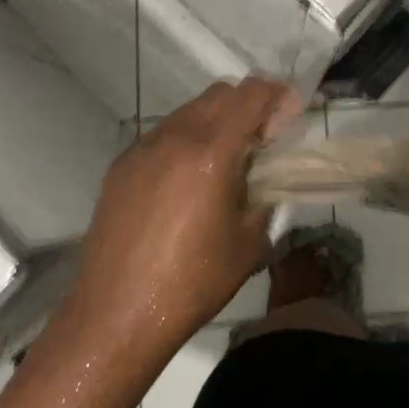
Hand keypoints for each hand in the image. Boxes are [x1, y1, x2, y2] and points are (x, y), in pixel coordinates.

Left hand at [70, 78, 299, 346]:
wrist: (118, 312)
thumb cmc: (192, 282)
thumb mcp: (248, 244)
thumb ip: (262, 199)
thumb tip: (262, 183)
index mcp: (211, 152)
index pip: (250, 94)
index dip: (277, 96)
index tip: (289, 116)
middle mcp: (175, 137)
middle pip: (219, 95)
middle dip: (248, 107)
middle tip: (261, 142)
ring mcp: (142, 149)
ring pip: (187, 113)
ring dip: (214, 124)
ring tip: (223, 165)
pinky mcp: (120, 166)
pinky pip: (161, 138)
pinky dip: (184, 144)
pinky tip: (185, 185)